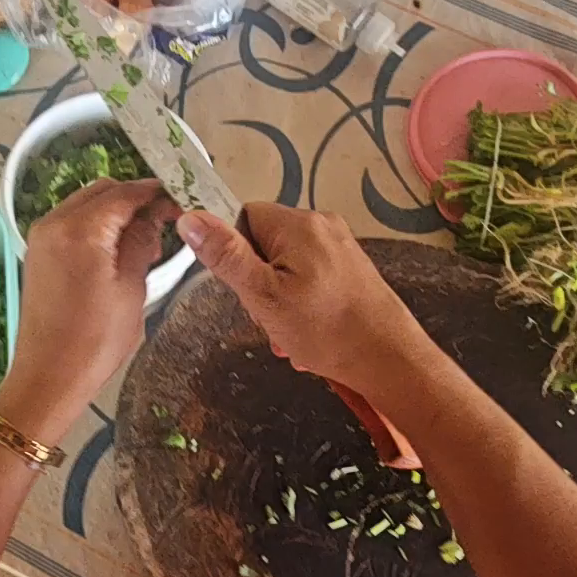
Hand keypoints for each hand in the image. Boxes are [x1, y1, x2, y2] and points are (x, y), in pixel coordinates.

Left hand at [0, 179, 180, 441]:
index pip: (125, 193)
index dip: (156, 193)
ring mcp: (41, 238)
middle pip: (102, 192)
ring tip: (143, 244)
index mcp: (80, 230)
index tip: (181, 201)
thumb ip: (141, 243)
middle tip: (164, 224)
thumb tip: (152, 217)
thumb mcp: (130, 290)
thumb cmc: (95, 341)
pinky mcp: (37, 255)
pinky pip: (71, 225)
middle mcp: (54, 223)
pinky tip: (117, 253)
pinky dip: (96, 228)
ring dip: (115, 214)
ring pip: (85, 206)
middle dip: (134, 200)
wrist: (48, 378)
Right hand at [175, 203, 433, 394]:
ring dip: (276, 300)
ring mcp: (339, 246)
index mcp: (298, 224)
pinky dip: (298, 303)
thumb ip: (226, 256)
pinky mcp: (349, 268)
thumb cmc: (324, 329)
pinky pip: (307, 277)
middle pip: (263, 244)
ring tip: (287, 332)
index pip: (243, 218)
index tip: (243, 288)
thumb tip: (188, 217)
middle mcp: (321, 224)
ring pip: (284, 265)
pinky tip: (305, 332)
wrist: (388, 358)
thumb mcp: (263, 296)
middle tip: (268, 317)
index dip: (233, 253)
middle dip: (257, 283)